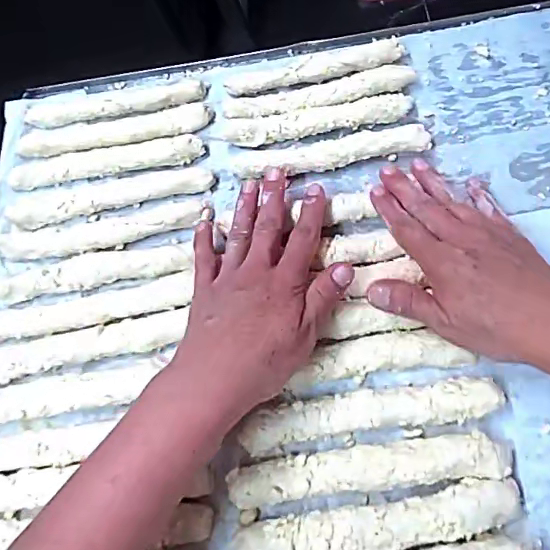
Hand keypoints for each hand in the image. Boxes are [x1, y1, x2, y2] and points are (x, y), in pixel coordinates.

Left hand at [167, 169, 354, 422]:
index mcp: (284, 283)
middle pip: (268, 227)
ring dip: (244, 207)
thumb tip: (345, 266)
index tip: (315, 189)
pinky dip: (204, 236)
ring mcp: (227, 277)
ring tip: (249, 184)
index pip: (302, 240)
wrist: (212, 378)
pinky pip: (204, 256)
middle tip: (277, 171)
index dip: (310, 213)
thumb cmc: (263, 363)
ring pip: (238, 233)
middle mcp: (256, 271)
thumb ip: (322, 298)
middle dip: (274, 197)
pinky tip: (205, 220)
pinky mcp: (205, 288)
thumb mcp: (304, 336)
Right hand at [365, 159, 549, 365]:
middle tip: (387, 170)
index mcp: (441, 261)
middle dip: (404, 188)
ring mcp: (486, 233)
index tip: (374, 190)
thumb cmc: (498, 327)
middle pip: (426, 209)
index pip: (408, 230)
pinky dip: (477, 195)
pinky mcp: (509, 235)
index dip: (389, 210)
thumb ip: (410, 302)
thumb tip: (372, 289)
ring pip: (452, 202)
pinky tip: (471, 185)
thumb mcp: (448, 324)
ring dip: (433, 183)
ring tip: (417, 166)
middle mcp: (459, 239)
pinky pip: (488, 208)